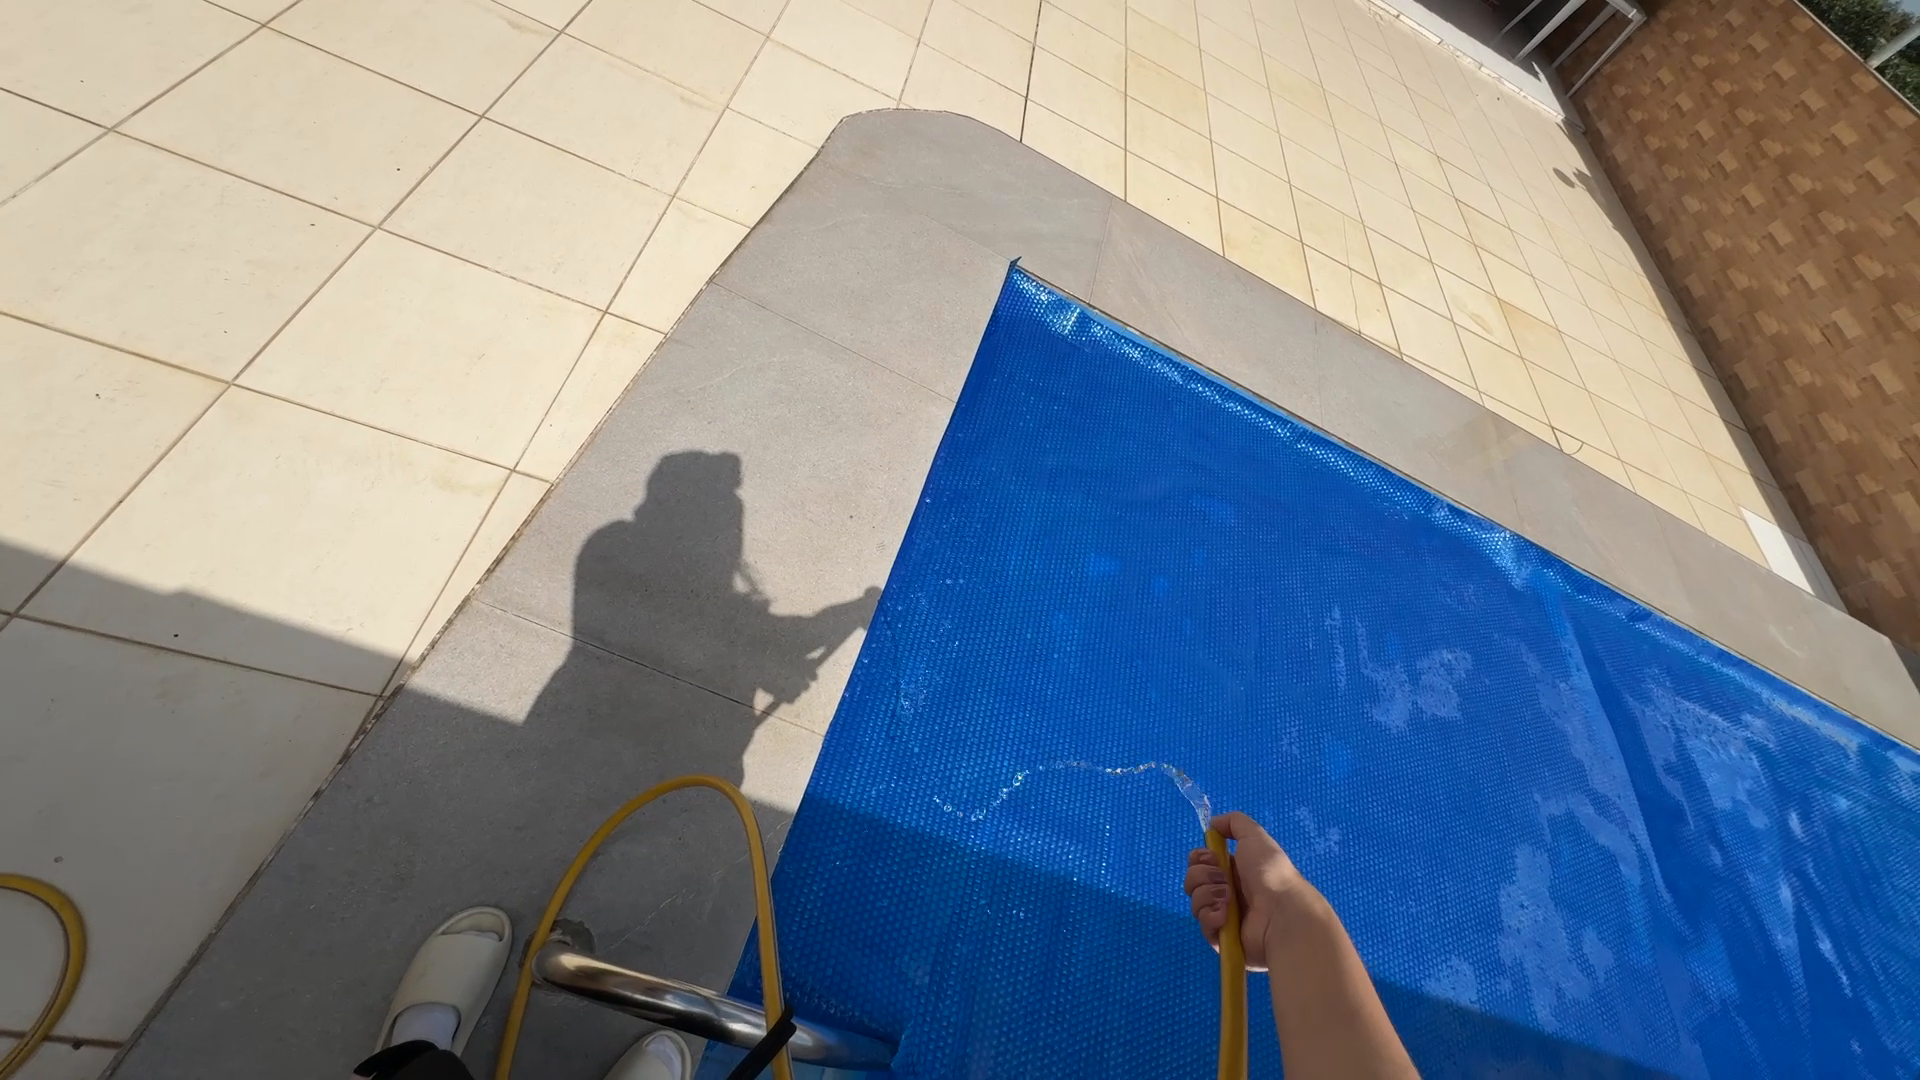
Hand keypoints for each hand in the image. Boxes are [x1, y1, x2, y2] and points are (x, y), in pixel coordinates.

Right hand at [1184, 811, 1316, 969]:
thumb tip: (1212, 825)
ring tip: (1227, 901)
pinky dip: (1211, 917)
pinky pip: (1203, 925)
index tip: (1211, 858)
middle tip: (1222, 880)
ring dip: (1207, 895)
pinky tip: (1225, 916)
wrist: (1282, 915)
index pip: (1200, 862)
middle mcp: (1226, 892)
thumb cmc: (1269, 873)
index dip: (1199, 858)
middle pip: (1193, 879)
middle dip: (1201, 876)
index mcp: (1233, 870)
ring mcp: (1223, 916)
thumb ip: (1233, 822)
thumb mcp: (1255, 836)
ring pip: (1195, 901)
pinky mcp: (1222, 940)